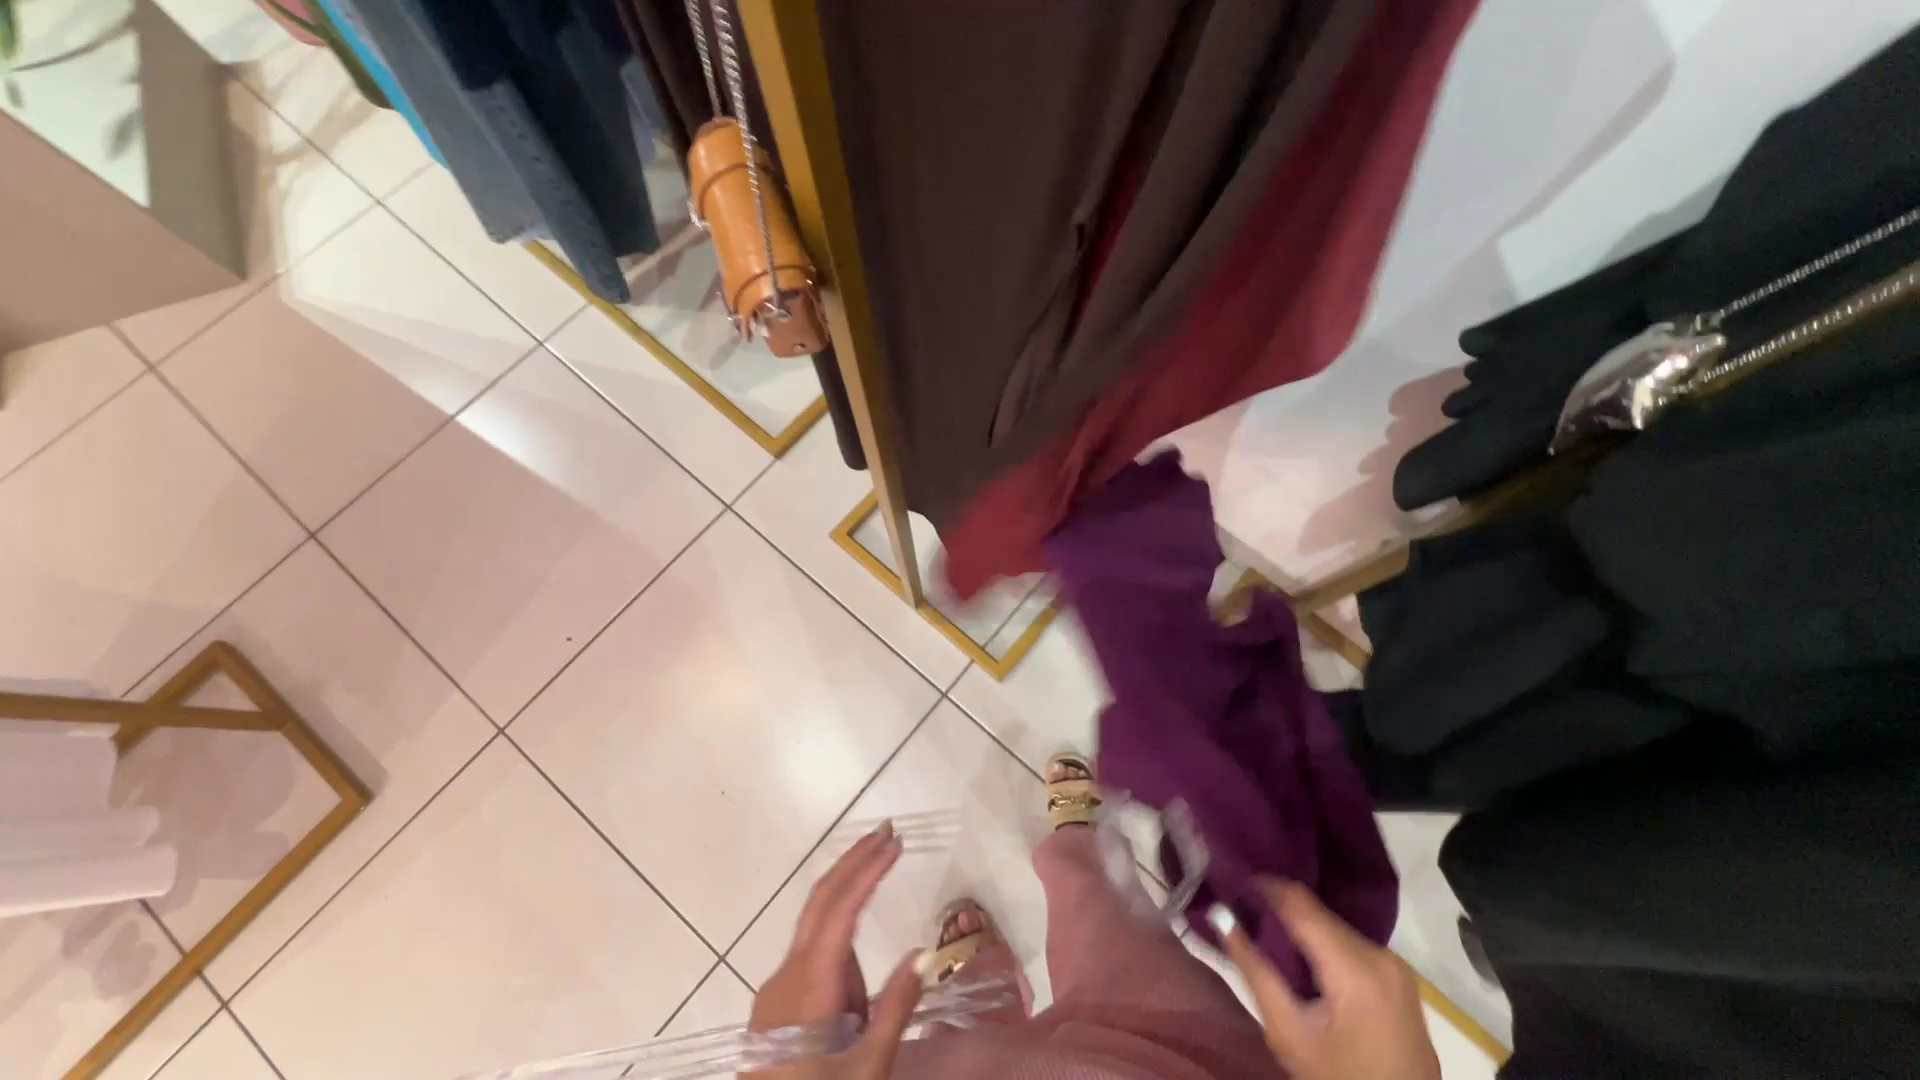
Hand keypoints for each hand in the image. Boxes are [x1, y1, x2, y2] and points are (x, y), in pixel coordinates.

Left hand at [746, 821, 923, 1077]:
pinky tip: (852, 969)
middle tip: (888, 832)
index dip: (866, 871)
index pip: (838, 911)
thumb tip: (923, 954)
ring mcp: (776, 989)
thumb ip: (895, 1008)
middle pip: (819, 903)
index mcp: (808, 987)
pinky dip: (837, 940)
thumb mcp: (869, 1067)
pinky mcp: (776, 1003)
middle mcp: (785, 976)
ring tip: (877, 908)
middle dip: (853, 862)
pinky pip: (810, 958)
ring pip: (815, 932)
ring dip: (847, 903)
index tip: (893, 842)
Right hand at [1209, 878, 1439, 1079]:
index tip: (1231, 884)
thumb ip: (1254, 969)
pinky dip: (1323, 947)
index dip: (1263, 887)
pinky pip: (1352, 947)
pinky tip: (1304, 967)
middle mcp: (1381, 955)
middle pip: (1319, 915)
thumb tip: (1221, 917)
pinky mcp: (1401, 979)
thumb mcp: (1288, 1032)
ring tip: (1267, 942)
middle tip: (1242, 919)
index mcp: (1354, 968)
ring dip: (1301, 930)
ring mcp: (1397, 966)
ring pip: (1335, 929)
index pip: (1300, 903)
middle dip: (1279, 912)